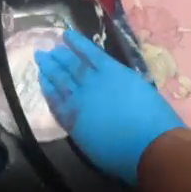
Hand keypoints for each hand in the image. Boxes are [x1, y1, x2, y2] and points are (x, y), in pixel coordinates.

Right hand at [36, 29, 185, 183]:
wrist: (150, 146)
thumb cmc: (125, 156)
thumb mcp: (92, 149)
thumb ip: (82, 130)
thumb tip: (79, 119)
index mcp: (73, 121)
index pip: (55, 101)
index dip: (48, 89)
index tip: (41, 78)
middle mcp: (79, 99)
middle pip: (61, 80)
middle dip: (50, 68)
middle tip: (40, 56)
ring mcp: (95, 82)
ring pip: (73, 65)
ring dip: (60, 55)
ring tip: (51, 47)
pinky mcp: (112, 70)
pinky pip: (91, 52)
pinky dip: (78, 43)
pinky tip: (67, 35)